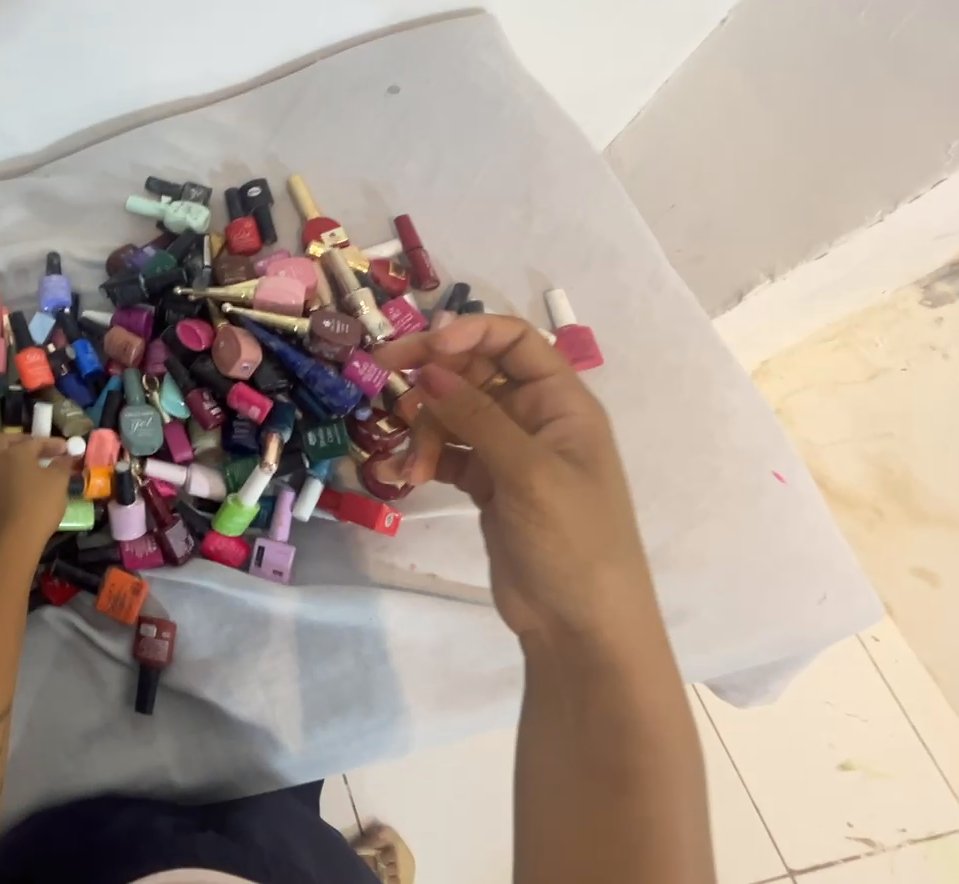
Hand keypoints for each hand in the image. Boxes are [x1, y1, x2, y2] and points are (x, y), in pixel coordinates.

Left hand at [0, 433, 71, 560]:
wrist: (15, 538)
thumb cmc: (40, 506)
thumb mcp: (59, 482)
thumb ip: (62, 465)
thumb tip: (65, 456)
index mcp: (15, 453)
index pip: (35, 442)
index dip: (52, 444)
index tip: (64, 449)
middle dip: (15, 440)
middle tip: (30, 448)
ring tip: (0, 460)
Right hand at [372, 315, 655, 642]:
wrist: (581, 625)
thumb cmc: (572, 540)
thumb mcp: (526, 472)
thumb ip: (475, 416)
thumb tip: (428, 367)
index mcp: (560, 403)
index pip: (514, 341)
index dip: (468, 332)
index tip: (421, 350)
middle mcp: (533, 417)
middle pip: (471, 372)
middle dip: (429, 380)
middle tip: (378, 379)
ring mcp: (507, 450)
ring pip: (450, 413)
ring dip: (422, 431)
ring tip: (411, 468)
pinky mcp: (485, 482)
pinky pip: (443, 452)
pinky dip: (420, 459)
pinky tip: (399, 476)